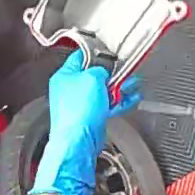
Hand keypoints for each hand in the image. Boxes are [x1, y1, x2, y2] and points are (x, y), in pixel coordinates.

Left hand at [30, 50, 139, 194]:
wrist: (78, 141)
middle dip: (112, 74)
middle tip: (124, 71)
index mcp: (64, 76)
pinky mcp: (90, 117)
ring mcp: (80, 104)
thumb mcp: (92, 78)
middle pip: (94, 75)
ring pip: (102, 91)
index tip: (109, 54)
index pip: (80, 56)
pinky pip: (106, 105)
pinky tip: (129, 99)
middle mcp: (70, 90)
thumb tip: (105, 70)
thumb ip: (99, 69)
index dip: (96, 53)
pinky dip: (118, 101)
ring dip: (118, 88)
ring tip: (131, 84)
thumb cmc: (77, 112)